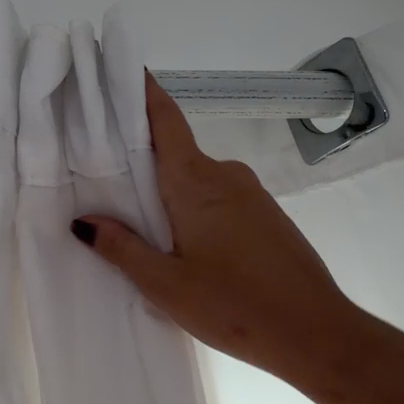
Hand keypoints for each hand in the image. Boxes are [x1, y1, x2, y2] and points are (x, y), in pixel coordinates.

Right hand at [72, 72, 364, 376]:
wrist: (319, 336)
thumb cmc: (235, 306)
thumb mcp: (164, 284)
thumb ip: (121, 247)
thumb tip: (83, 220)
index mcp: (195, 181)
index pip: (163, 118)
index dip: (139, 90)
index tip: (114, 67)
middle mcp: (224, 175)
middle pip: (172, 150)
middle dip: (137, 155)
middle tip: (97, 170)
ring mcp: (249, 193)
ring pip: (194, 178)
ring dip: (165, 189)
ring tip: (133, 218)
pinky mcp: (265, 215)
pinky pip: (215, 197)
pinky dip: (190, 206)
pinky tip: (179, 242)